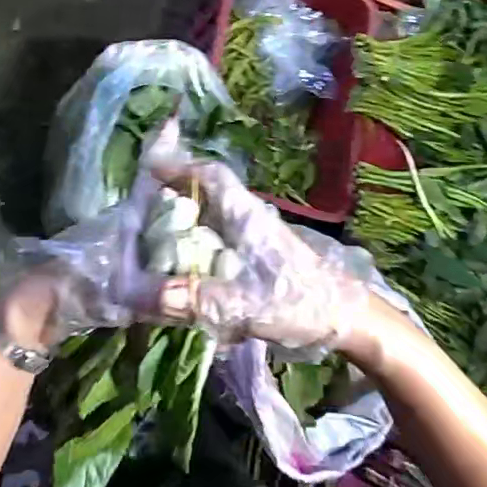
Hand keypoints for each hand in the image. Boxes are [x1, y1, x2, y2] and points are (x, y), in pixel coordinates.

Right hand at [143, 132, 377, 357]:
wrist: (347, 319)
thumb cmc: (302, 302)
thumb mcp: (248, 305)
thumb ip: (199, 299)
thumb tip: (145, 296)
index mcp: (246, 217)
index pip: (212, 176)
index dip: (179, 167)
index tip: (149, 170)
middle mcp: (249, 219)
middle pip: (205, 195)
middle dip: (173, 198)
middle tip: (140, 215)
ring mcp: (255, 238)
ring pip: (211, 219)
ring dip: (184, 225)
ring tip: (153, 244)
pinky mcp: (258, 258)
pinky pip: (218, 242)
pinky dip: (197, 248)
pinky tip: (184, 273)